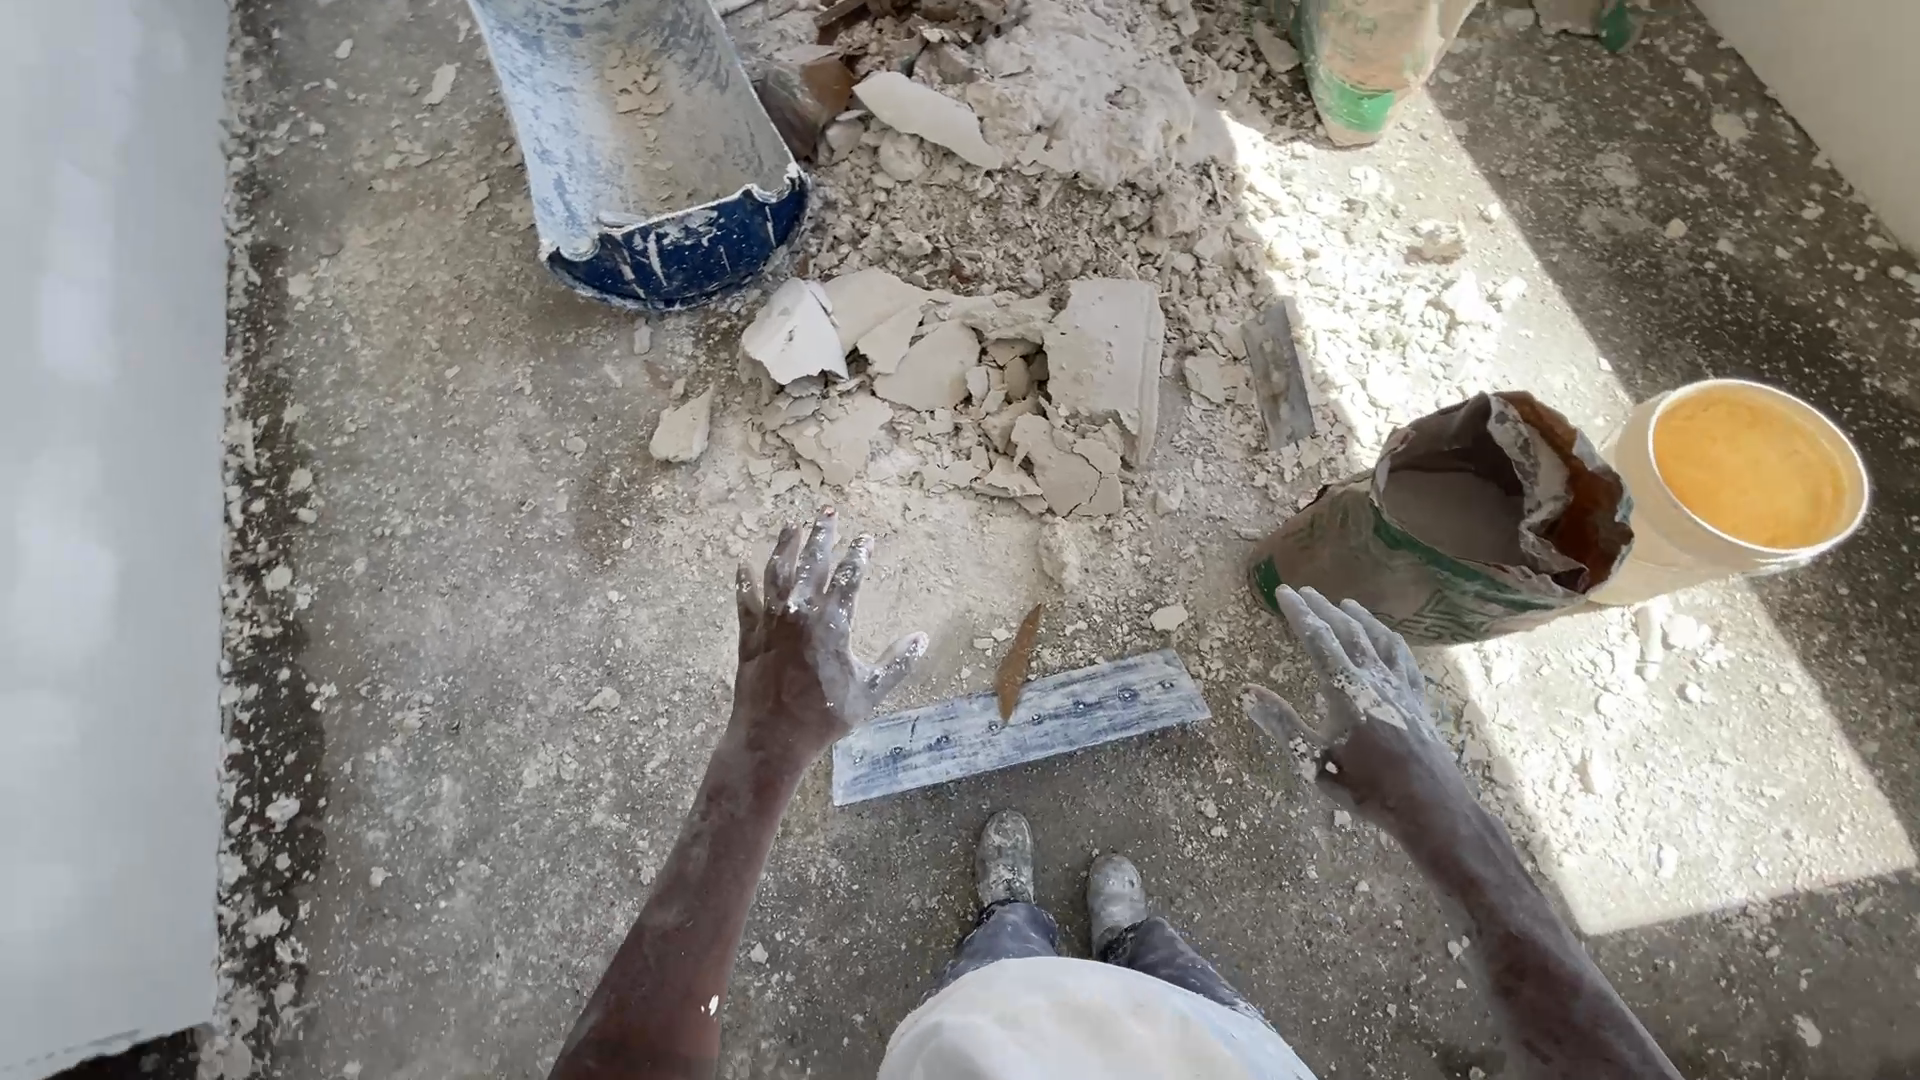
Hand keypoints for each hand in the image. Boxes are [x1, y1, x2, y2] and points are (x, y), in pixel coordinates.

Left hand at [731, 509, 927, 765]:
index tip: (866, 538)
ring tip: (791, 525)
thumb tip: (921, 638)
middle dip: (821, 536)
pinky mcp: (749, 637)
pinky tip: (742, 565)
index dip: (858, 555)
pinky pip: (745, 602)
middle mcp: (800, 615)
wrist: (771, 740)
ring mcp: (771, 624)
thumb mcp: (870, 693)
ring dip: (785, 547)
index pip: (849, 578)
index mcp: (832, 624)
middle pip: (811, 564)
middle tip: (827, 512)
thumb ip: (896, 663)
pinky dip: (744, 582)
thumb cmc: (824, 718)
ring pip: (776, 574)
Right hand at [1241, 586, 1471, 835]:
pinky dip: (1392, 641)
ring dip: (1360, 618)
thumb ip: (1281, 723)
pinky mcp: (1419, 701)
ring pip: (1379, 640)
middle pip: (1347, 633)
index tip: (1284, 592)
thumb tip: (1247, 691)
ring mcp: (1400, 688)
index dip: (1299, 613)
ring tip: (1346, 603)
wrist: (1432, 809)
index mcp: (1345, 691)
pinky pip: (1405, 659)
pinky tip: (1389, 638)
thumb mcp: (1312, 762)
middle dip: (1324, 609)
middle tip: (1306, 592)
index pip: (1318, 640)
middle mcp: (1374, 680)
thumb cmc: (1366, 788)